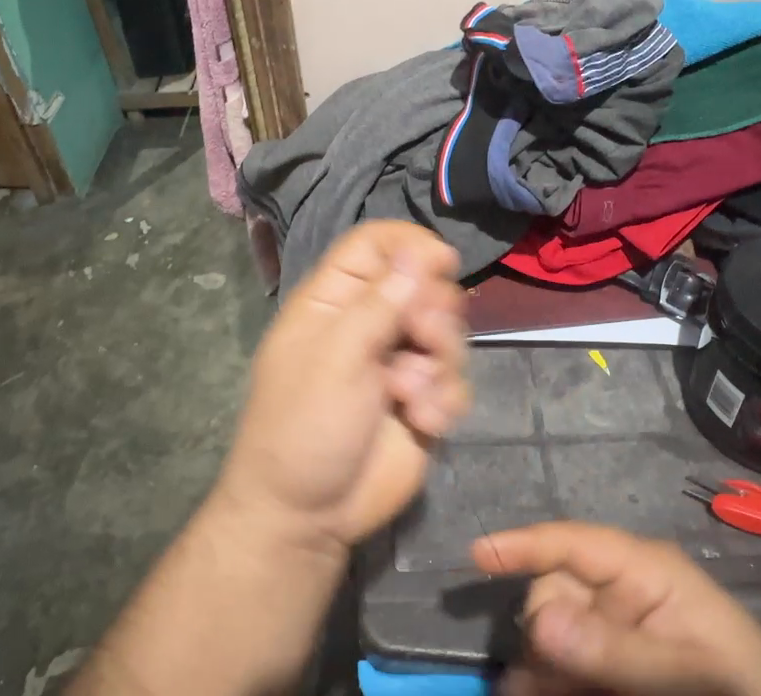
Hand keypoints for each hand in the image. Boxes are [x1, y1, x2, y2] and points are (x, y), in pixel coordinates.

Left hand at [212, 220, 468, 557]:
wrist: (308, 515)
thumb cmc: (304, 426)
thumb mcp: (336, 357)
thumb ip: (381, 303)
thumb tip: (421, 250)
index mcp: (336, 302)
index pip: (376, 245)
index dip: (410, 245)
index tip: (441, 263)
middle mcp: (370, 324)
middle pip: (424, 285)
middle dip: (434, 311)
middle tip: (422, 337)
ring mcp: (400, 364)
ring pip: (449, 334)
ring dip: (441, 361)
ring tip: (413, 394)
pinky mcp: (424, 402)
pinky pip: (455, 382)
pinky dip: (445, 399)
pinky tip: (423, 421)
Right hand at [474, 523, 760, 695]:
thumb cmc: (743, 689)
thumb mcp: (689, 670)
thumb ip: (617, 649)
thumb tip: (538, 624)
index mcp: (646, 571)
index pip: (574, 544)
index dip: (524, 545)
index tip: (476, 555)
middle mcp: (623, 591)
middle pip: (554, 593)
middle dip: (542, 633)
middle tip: (551, 680)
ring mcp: (616, 629)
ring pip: (552, 634)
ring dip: (538, 666)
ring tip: (529, 694)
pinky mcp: (612, 663)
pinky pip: (563, 664)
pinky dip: (546, 679)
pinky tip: (527, 693)